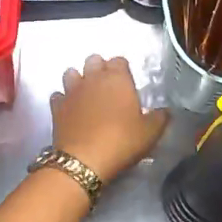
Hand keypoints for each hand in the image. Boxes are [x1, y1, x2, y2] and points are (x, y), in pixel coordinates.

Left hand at [50, 55, 169, 179]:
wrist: (84, 161)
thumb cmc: (122, 141)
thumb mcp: (150, 133)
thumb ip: (160, 118)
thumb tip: (165, 111)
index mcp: (118, 79)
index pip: (120, 60)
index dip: (123, 69)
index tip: (128, 83)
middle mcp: (93, 78)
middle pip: (94, 61)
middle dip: (100, 68)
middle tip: (108, 86)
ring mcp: (71, 91)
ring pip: (72, 73)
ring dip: (79, 79)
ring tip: (87, 94)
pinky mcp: (56, 107)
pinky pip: (58, 95)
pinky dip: (64, 99)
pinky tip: (71, 110)